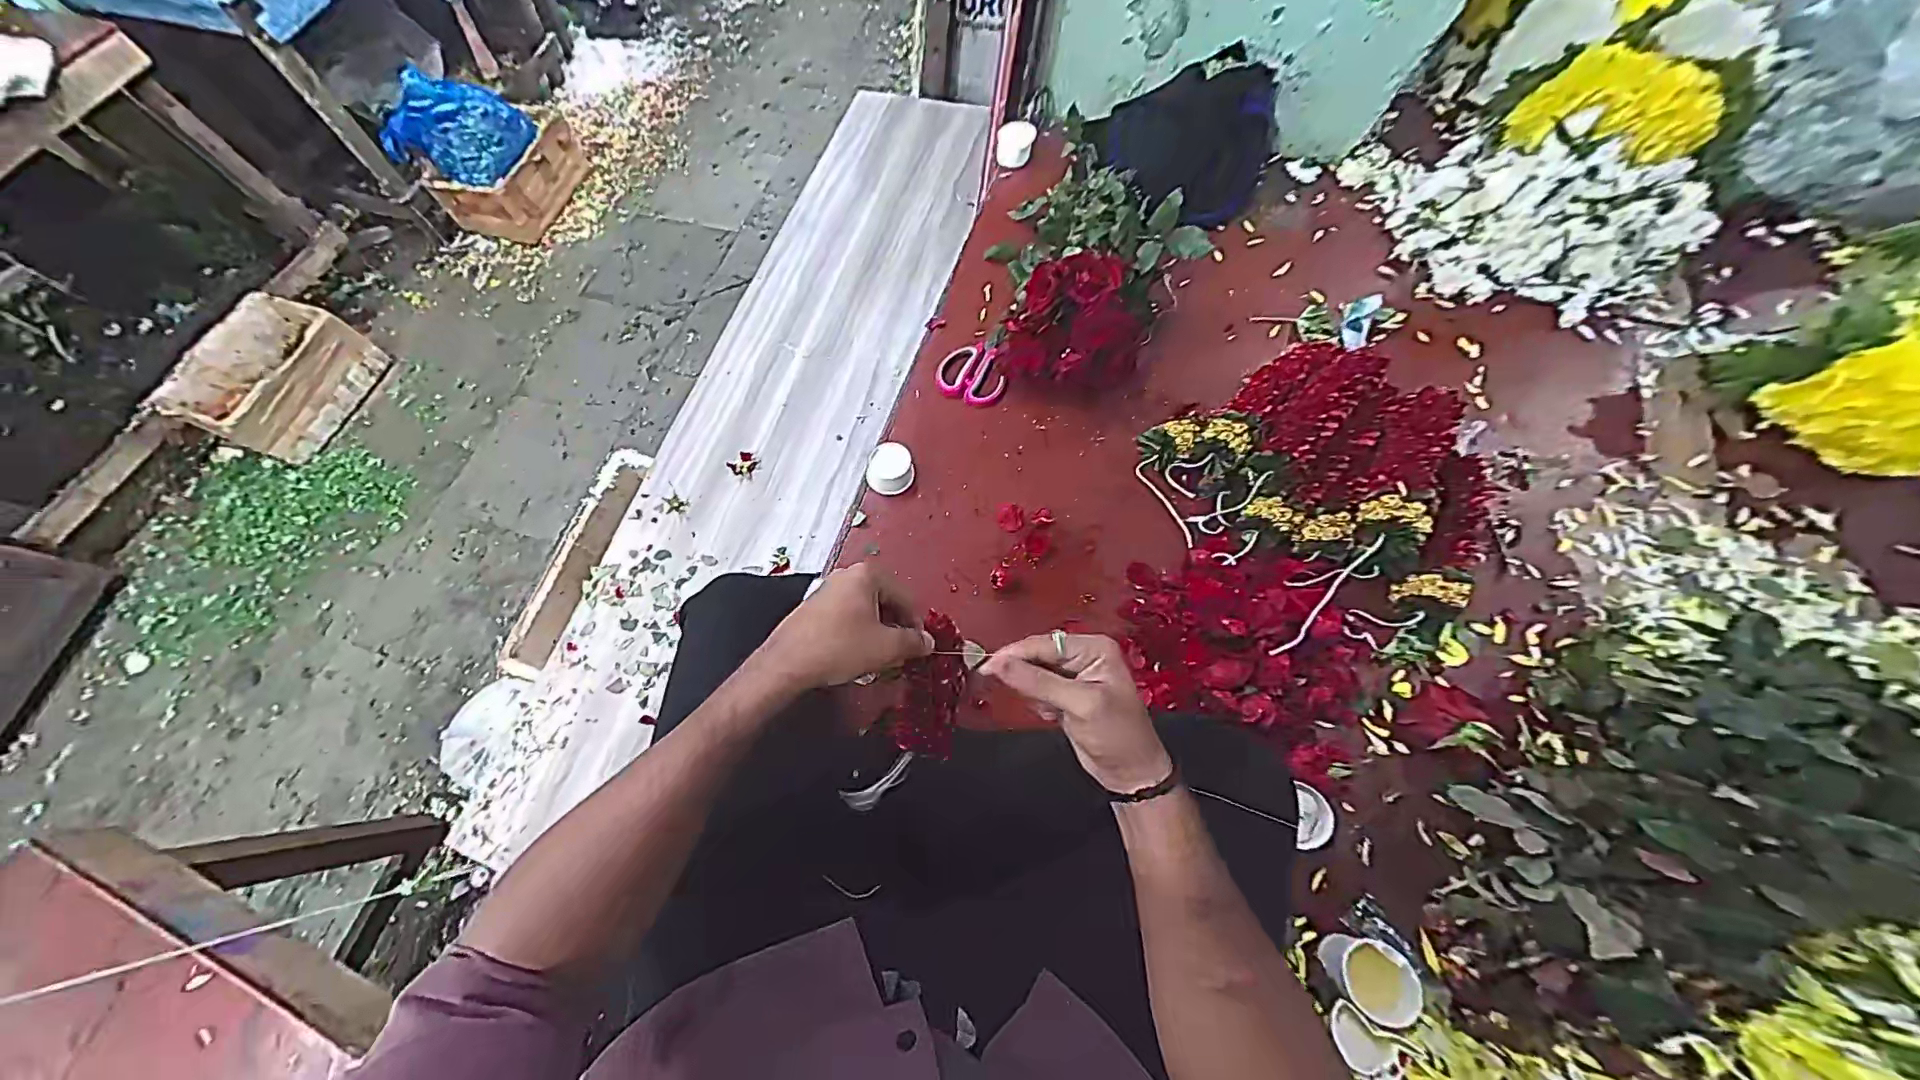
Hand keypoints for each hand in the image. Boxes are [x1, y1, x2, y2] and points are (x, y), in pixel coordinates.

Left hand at [754, 563, 933, 691]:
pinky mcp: (814, 609)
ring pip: (865, 612)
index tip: (919, 644)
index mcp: (866, 575)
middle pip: (884, 602)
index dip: (916, 625)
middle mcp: (846, 576)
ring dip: (877, 634)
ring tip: (878, 658)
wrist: (787, 663)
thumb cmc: (837, 647)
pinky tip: (855, 656)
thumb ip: (913, 642)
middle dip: (895, 629)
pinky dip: (856, 634)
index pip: (905, 598)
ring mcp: (827, 591)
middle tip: (899, 653)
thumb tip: (926, 642)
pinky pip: (846, 618)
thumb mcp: (886, 647)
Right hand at [981, 633, 1172, 794]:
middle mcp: (1084, 656)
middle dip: (1023, 674)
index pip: (1045, 643)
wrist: (1131, 773)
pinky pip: (1037, 689)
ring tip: (1048, 711)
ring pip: (1033, 672)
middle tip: (1009, 689)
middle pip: (1037, 655)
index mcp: (1094, 648)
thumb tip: (1000, 663)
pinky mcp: (1064, 695)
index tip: (987, 665)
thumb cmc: (1118, 735)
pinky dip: (1037, 702)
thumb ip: (1039, 682)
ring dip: (1032, 692)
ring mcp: (1073, 675)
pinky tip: (1051, 716)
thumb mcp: (1080, 705)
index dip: (1015, 653)